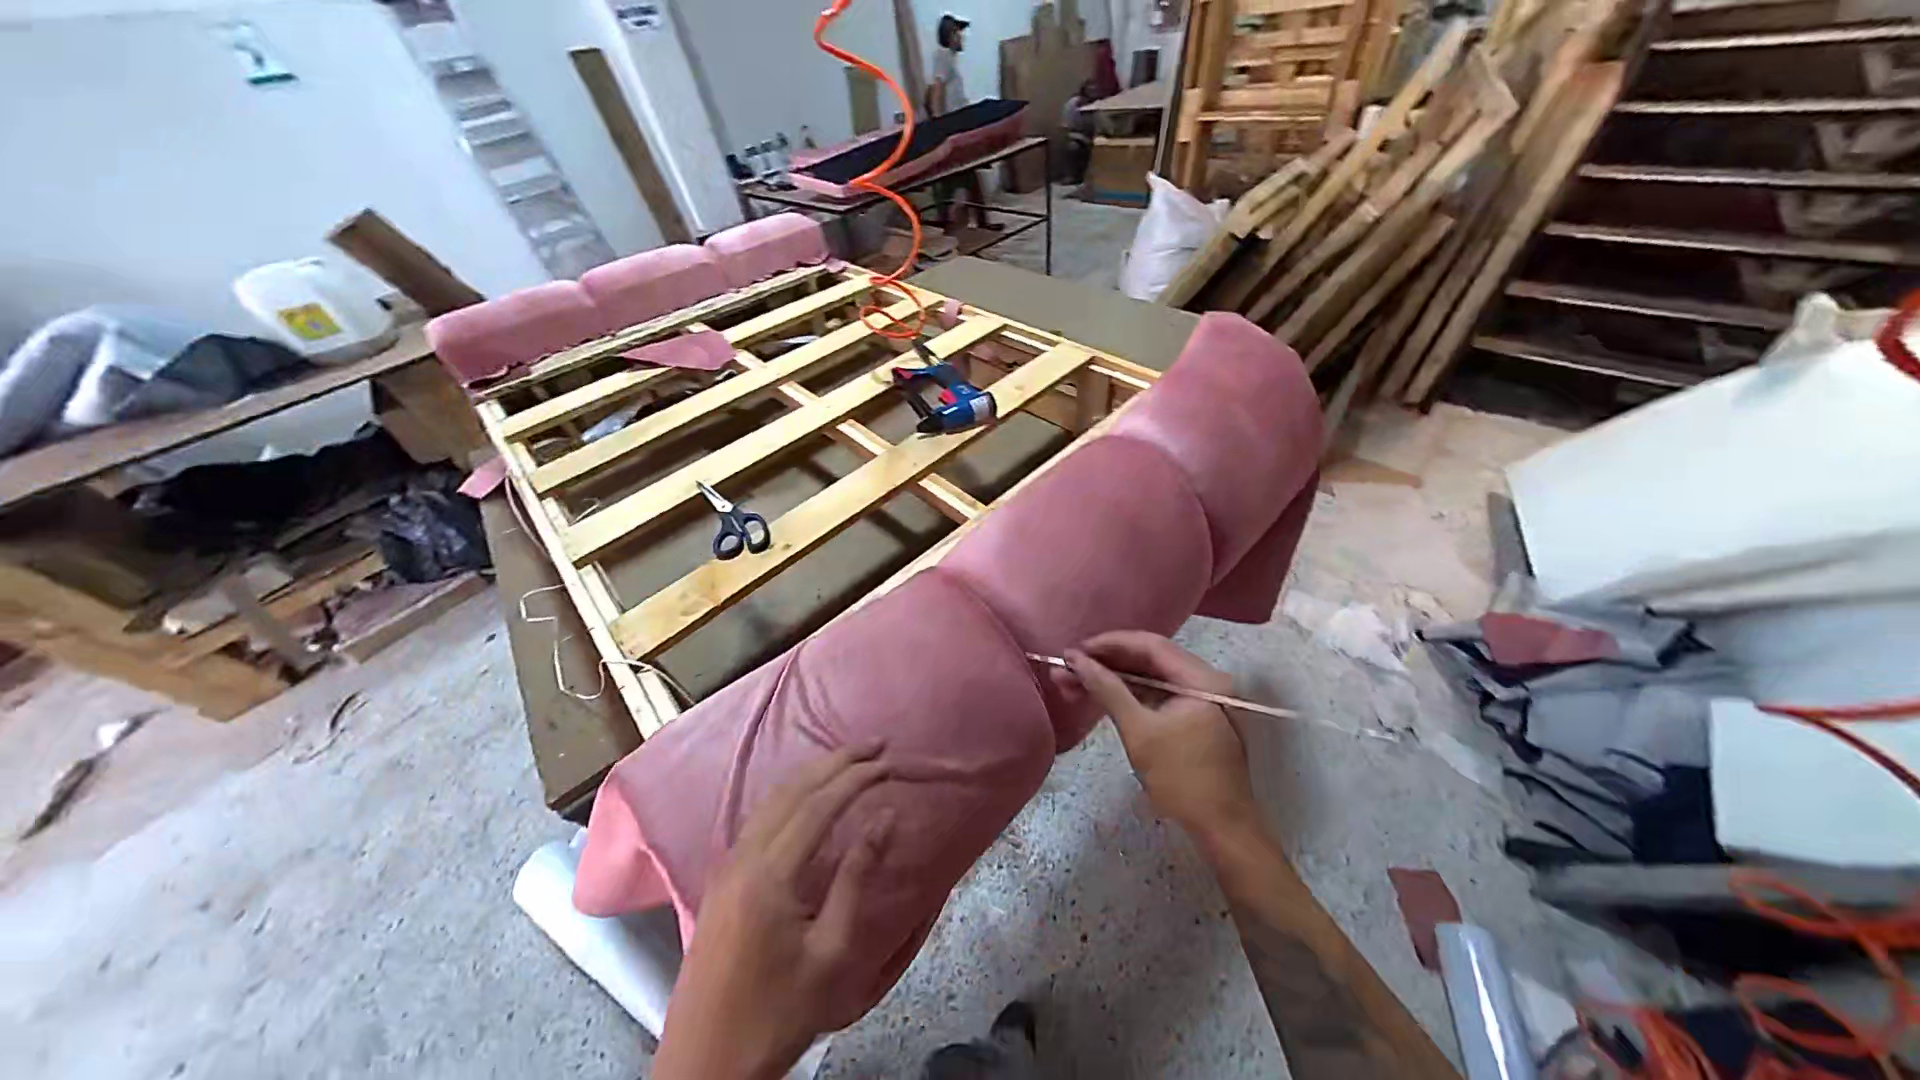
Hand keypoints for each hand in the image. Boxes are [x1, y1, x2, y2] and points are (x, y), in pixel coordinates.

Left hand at [654, 744, 895, 1079]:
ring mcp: (727, 866)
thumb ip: (856, 879)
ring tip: (847, 759)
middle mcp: (743, 857)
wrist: (705, 1063)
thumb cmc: (777, 1012)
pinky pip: (759, 817)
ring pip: (772, 800)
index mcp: (769, 873)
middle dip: (835, 762)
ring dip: (812, 773)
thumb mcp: (832, 953)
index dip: (855, 778)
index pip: (818, 805)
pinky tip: (805, 795)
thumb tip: (883, 820)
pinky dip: (790, 793)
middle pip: (793, 791)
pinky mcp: (722, 879)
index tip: (888, 762)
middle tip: (874, 745)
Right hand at [1050, 631, 1261, 845]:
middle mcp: (1203, 679)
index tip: (1074, 651)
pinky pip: (1153, 695)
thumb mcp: (1139, 731)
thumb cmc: (1182, 779)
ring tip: (1069, 682)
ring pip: (1146, 678)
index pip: (1149, 644)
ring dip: (1109, 679)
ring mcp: (1198, 699)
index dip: (1108, 644)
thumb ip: (1107, 689)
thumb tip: (1075, 659)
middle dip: (1104, 662)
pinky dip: (1125, 696)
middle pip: (1147, 658)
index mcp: (1201, 677)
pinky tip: (1095, 696)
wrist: (1222, 829)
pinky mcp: (1190, 717)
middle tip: (1066, 668)